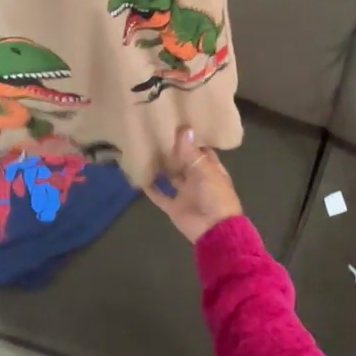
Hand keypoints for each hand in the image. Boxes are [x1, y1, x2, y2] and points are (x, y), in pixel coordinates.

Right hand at [145, 127, 243, 242]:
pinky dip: (151, 188)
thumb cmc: (215, 196)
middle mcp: (198, 180)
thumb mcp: (205, 171)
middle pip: (185, 163)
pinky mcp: (174, 207)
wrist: (214, 230)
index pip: (202, 151)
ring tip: (147, 150)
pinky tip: (140, 176)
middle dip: (174, 152)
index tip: (178, 124)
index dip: (192, 140)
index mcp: (211, 170)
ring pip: (172, 177)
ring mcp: (186, 194)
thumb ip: (191, 153)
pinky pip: (160, 196)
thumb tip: (185, 129)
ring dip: (162, 168)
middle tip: (157, 133)